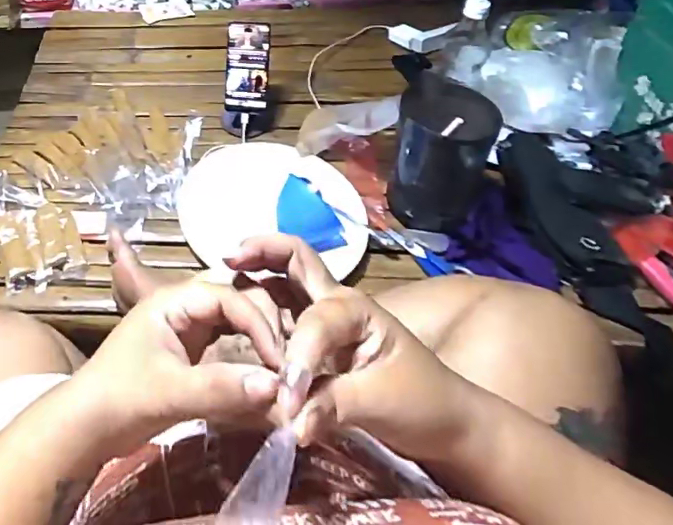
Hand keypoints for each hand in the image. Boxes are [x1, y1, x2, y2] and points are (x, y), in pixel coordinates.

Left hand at [68, 277, 286, 457]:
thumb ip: (220, 387)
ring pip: (235, 323)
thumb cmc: (121, 398)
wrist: (85, 428)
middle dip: (264, 329)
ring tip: (280, 370)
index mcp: (175, 298)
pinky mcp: (190, 352)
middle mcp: (185, 306)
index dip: (259, 324)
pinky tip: (261, 376)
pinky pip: (228, 345)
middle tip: (286, 364)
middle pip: (237, 303)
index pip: (230, 297)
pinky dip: (247, 357)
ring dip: (258, 342)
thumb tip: (275, 387)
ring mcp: (188, 328)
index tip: (280, 361)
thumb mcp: (170, 391)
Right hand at [226, 233, 478, 462]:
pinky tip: (242, 316)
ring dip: (258, 273)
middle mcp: (336, 303)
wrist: (445, 422)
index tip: (288, 402)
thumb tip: (289, 422)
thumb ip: (332, 406)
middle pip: (296, 259)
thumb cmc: (421, 402)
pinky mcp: (318, 342)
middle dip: (263, 250)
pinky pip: (283, 315)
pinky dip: (261, 308)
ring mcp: (325, 319)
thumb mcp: (381, 403)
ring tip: (227, 277)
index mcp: (354, 308)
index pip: (313, 322)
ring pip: (286, 282)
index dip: (296, 360)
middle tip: (229, 255)